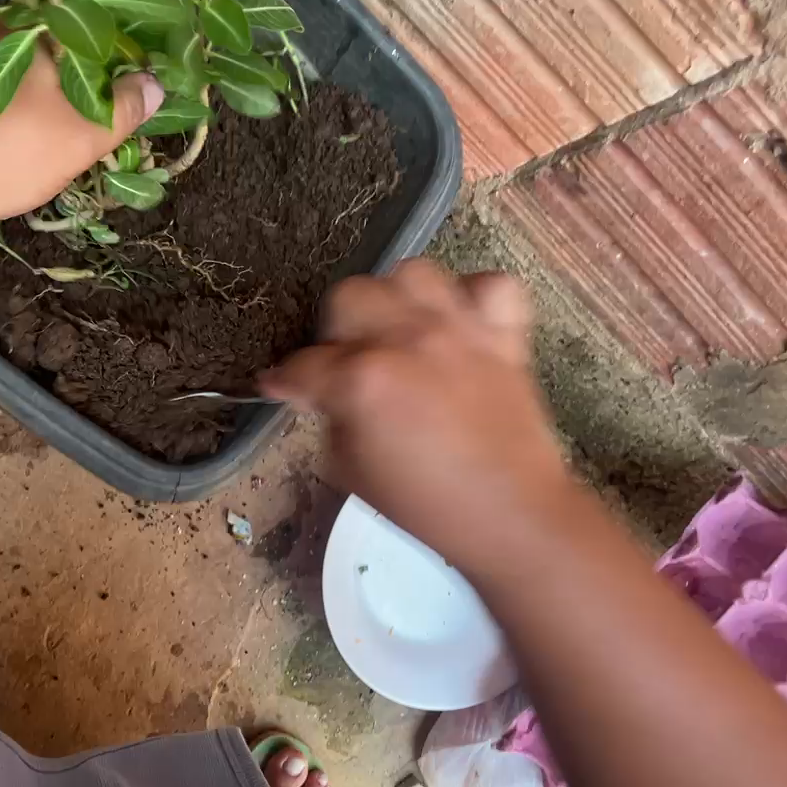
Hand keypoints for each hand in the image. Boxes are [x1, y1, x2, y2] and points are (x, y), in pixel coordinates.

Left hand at [0, 33, 163, 232]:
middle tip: (104, 119)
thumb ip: (124, 108)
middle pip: (59, 45)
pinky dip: (23, 107)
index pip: (92, 23)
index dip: (120, 57)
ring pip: (28, 68)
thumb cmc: (9, 155)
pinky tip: (27, 139)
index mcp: (32, 23)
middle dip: (86, 80)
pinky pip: (1, 87)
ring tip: (70, 134)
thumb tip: (156, 84)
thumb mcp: (82, 136)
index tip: (134, 90)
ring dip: (54, 96)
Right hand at [259, 261, 580, 572]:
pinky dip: (469, 298)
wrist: (508, 513)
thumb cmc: (422, 501)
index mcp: (362, 381)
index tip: (277, 388)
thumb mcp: (347, 466)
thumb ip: (330, 415)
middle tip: (344, 363)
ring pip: (412, 274)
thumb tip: (324, 393)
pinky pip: (488, 285)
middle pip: (349, 296)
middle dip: (335, 330)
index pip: (301, 365)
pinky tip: (456, 326)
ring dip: (395, 301)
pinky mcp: (504, 335)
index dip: (283, 381)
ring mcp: (460, 331)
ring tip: (397, 333)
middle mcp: (407, 340)